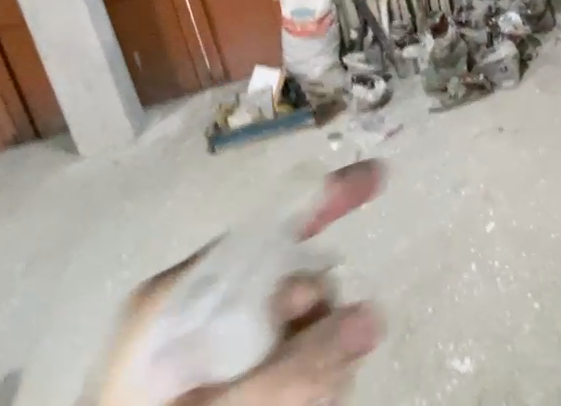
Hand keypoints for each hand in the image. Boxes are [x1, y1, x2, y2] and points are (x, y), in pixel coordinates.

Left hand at [93, 161, 384, 405]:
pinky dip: (317, 384)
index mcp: (180, 298)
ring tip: (309, 401)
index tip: (379, 176)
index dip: (324, 198)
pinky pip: (303, 364)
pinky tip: (309, 401)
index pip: (265, 231)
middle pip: (299, 285)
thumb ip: (292, 369)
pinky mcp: (243, 382)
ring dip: (325, 362)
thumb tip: (373, 317)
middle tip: (325, 367)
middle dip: (325, 321)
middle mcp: (207, 313)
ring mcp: (225, 352)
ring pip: (309, 329)